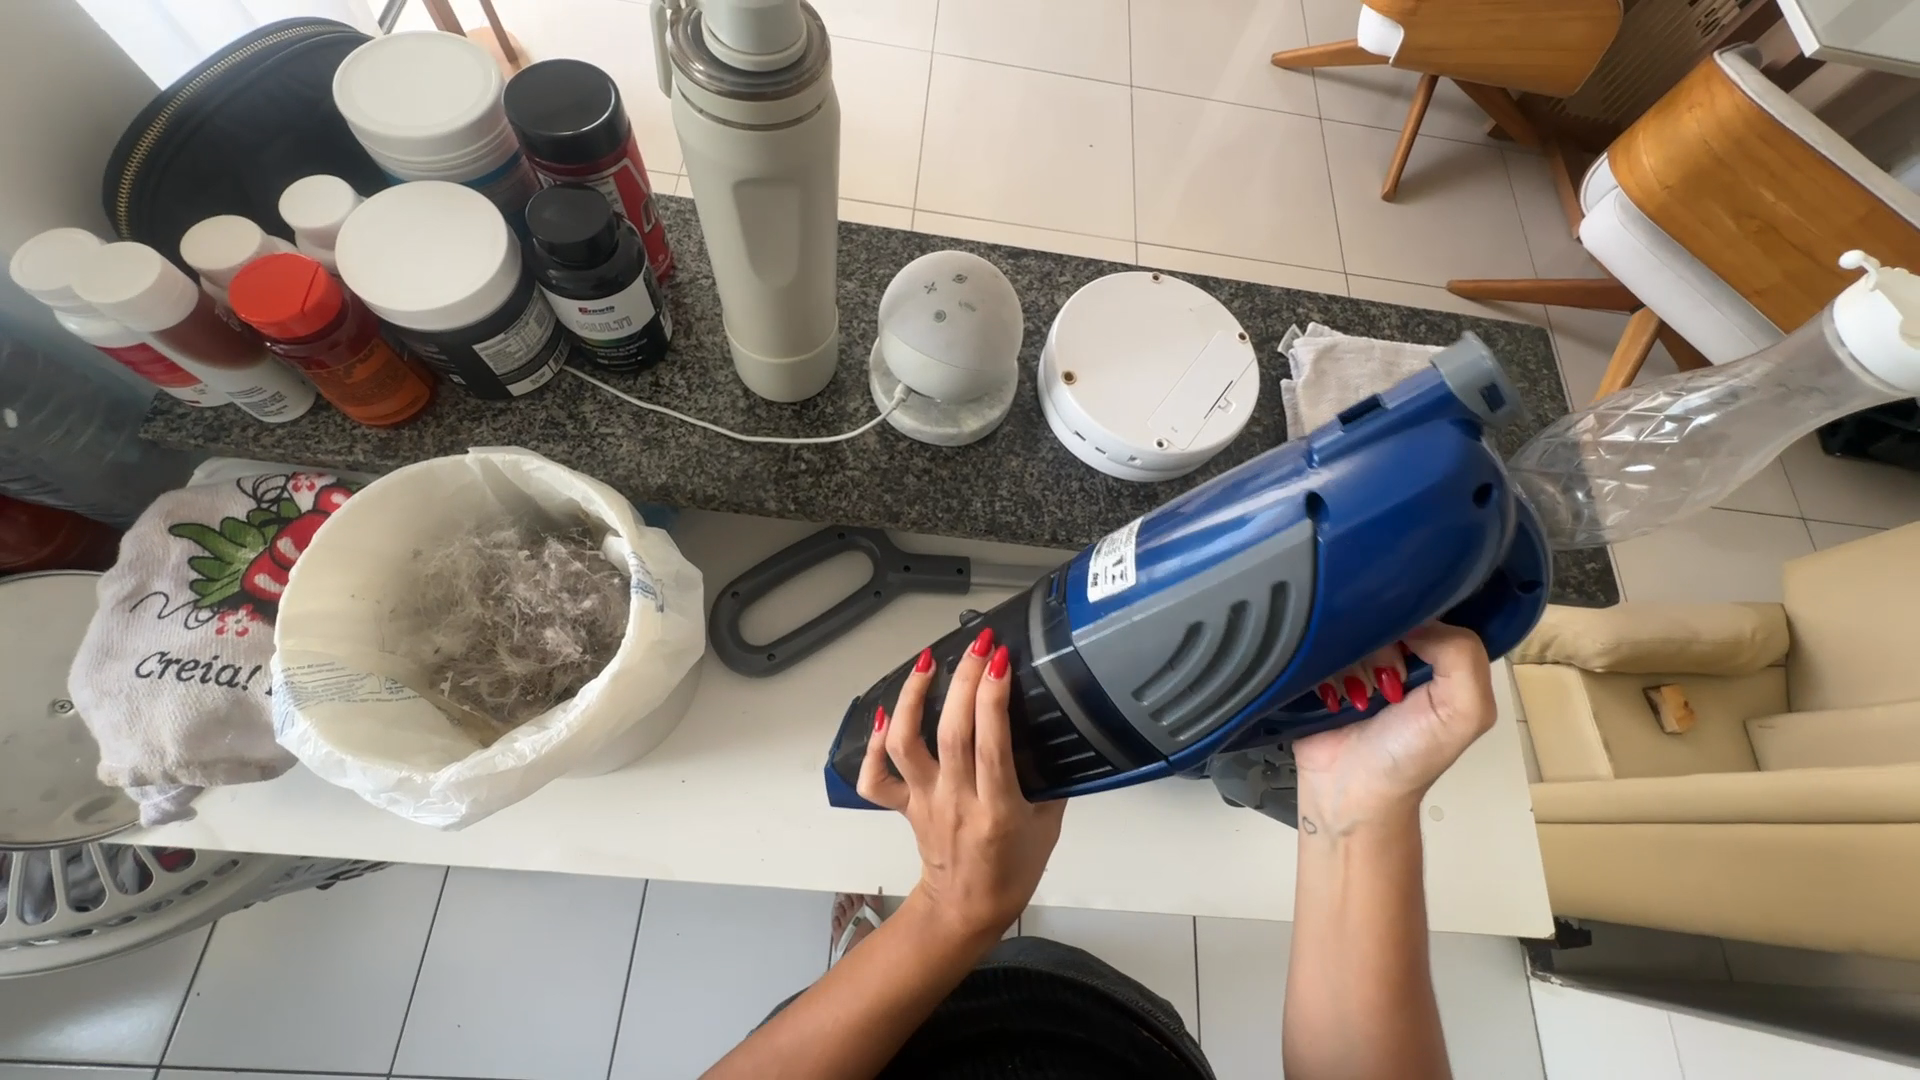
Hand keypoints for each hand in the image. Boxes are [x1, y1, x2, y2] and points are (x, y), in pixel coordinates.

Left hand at [856, 627, 1066, 945]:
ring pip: (905, 744)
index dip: (993, 697)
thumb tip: (1054, 729)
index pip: (991, 744)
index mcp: (996, 810)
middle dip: (963, 680)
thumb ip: (1051, 780)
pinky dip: (871, 745)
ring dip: (911, 698)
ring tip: (926, 662)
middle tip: (978, 644)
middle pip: (951, 733)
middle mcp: (955, 800)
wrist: (966, 913)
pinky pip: (875, 778)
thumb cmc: (1014, 870)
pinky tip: (883, 714)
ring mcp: (923, 801)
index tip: (1000, 658)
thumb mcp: (1049, 827)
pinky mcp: (902, 805)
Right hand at [1292, 623, 1496, 832]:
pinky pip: (1312, 644)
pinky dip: (1319, 664)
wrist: (1351, 792)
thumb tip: (1416, 618)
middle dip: (1380, 648)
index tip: (1408, 647)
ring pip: (1344, 630)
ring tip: (1355, 695)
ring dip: (1348, 662)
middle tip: (1384, 685)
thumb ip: (1460, 655)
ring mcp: (1354, 664)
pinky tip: (1332, 693)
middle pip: (1381, 617)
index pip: (1428, 610)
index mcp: (1438, 660)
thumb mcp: (1464, 711)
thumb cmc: (1409, 759)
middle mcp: (1397, 657)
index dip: (1418, 619)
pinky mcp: (1317, 671)